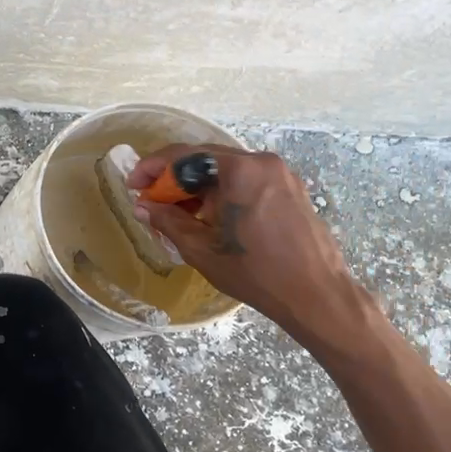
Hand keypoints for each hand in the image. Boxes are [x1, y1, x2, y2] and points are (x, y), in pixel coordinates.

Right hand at [128, 145, 372, 341]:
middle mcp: (262, 162)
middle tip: (151, 200)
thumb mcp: (200, 248)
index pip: (184, 155)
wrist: (317, 295)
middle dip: (173, 178)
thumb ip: (167, 221)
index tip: (133, 186)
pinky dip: (221, 192)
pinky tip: (209, 216)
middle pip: (204, 159)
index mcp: (240, 171)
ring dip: (197, 186)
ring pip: (225, 170)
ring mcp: (280, 174)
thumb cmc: (255, 272)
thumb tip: (142, 206)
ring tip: (178, 213)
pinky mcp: (290, 189)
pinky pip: (245, 180)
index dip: (151, 168)